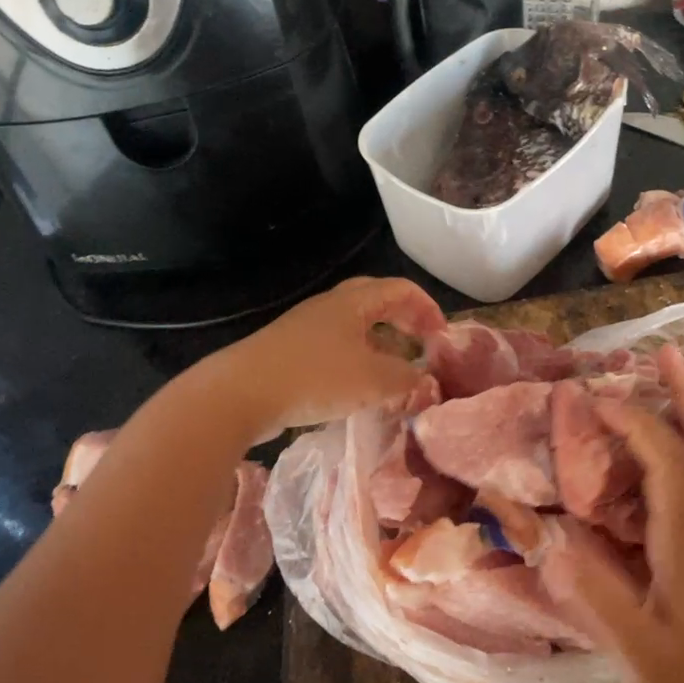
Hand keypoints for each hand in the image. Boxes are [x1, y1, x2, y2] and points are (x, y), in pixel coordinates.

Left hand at [196, 276, 445, 439]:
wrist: (240, 393)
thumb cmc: (314, 377)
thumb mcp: (372, 380)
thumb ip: (405, 378)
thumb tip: (422, 378)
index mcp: (354, 302)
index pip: (401, 289)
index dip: (428, 308)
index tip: (443, 337)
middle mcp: (330, 307)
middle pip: (376, 301)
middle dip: (405, 320)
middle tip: (423, 345)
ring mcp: (306, 328)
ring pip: (355, 326)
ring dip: (381, 343)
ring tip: (395, 372)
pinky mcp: (289, 352)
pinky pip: (335, 347)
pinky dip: (357, 360)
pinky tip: (358, 389)